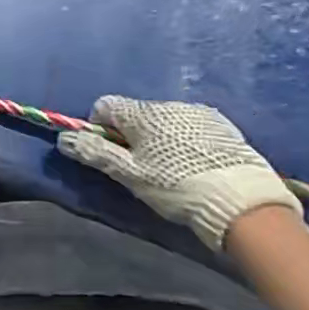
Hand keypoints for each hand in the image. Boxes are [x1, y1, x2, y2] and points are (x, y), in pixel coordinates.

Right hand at [57, 96, 300, 249]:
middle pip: (135, 114)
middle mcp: (171, 105)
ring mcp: (202, 115)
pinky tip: (193, 164)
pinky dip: (183, 141)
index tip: (110, 152)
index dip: (99, 128)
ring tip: (170, 167)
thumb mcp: (128, 173)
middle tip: (139, 165)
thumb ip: (94, 151)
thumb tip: (63, 138)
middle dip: (130, 134)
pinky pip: (189, 127)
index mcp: (144, 113)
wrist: (244, 203)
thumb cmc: (176, 185)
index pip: (105, 105)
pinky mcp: (226, 128)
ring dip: (157, 137)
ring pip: (163, 120)